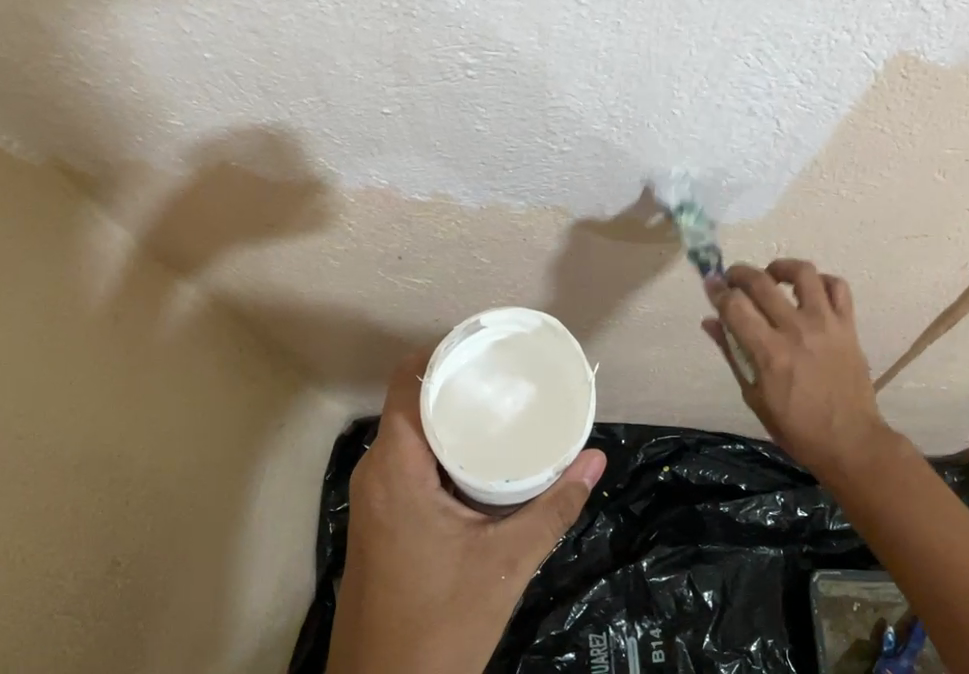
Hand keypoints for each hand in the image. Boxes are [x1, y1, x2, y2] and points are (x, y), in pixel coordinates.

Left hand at [324, 351, 607, 673]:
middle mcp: (375, 474)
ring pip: (409, 434)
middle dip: (457, 381)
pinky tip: (479, 455)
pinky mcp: (380, 522)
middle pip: (411, 402)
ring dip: (450, 416)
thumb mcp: (507, 564)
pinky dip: (440, 447)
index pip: (408, 381)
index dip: (443, 352)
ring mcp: (373, 500)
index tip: (487, 342)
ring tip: (501, 404)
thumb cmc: (441, 624)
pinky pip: (407, 462)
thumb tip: (595, 459)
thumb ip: (554, 507)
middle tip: (508, 371)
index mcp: (396, 470)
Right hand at [704, 259, 899, 481]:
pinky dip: (821, 281)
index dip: (717, 291)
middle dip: (739, 273)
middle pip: (761, 282)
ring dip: (780, 267)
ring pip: (803, 273)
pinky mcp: (848, 326)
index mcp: (769, 353)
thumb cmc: (797, 429)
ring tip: (772, 275)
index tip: (711, 285)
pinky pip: (838, 287)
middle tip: (732, 278)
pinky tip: (809, 291)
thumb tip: (711, 322)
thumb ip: (733, 354)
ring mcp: (826, 324)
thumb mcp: (754, 397)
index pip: (734, 305)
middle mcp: (796, 330)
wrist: (851, 442)